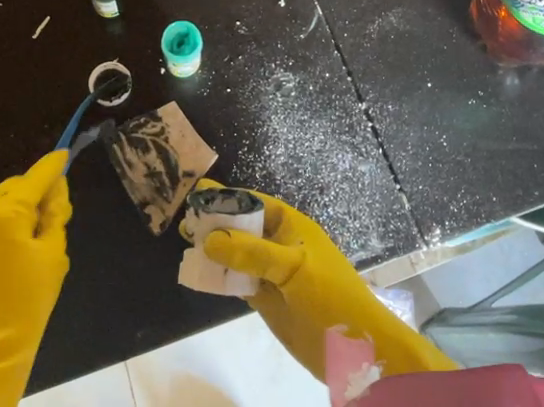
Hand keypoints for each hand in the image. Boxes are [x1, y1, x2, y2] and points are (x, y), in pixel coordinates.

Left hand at [0, 150, 71, 347]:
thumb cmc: (28, 297)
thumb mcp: (53, 252)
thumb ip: (55, 215)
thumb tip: (55, 191)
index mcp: (8, 211)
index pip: (36, 177)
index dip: (53, 165)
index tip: (65, 152)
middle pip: (18, 185)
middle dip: (39, 189)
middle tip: (60, 211)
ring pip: (4, 200)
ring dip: (24, 203)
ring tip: (43, 227)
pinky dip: (11, 217)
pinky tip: (25, 239)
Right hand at [195, 180, 452, 378]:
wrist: (358, 349)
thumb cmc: (331, 297)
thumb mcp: (294, 268)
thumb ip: (252, 253)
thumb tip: (210, 239)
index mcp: (291, 226)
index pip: (254, 203)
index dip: (227, 198)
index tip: (197, 193)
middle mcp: (278, 244)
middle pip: (241, 228)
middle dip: (215, 223)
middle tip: (185, 222)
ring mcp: (271, 273)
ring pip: (235, 255)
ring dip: (213, 251)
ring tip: (185, 245)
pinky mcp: (265, 299)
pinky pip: (236, 281)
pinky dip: (218, 277)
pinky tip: (199, 274)